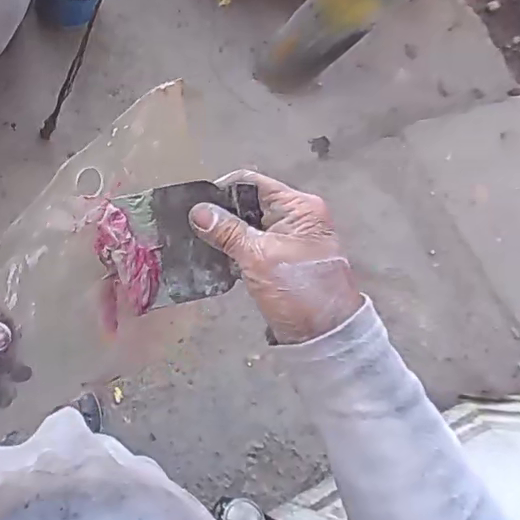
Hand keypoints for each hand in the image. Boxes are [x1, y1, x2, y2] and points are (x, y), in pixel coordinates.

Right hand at [189, 170, 362, 343]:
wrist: (326, 336)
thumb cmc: (299, 291)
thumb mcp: (258, 257)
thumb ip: (227, 231)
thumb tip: (198, 211)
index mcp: (299, 207)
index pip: (252, 183)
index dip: (222, 190)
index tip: (197, 207)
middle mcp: (297, 217)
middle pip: (248, 202)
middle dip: (221, 213)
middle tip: (193, 225)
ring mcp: (290, 238)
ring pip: (247, 224)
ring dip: (226, 232)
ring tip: (199, 241)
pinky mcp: (281, 258)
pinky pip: (251, 243)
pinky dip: (234, 248)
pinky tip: (216, 256)